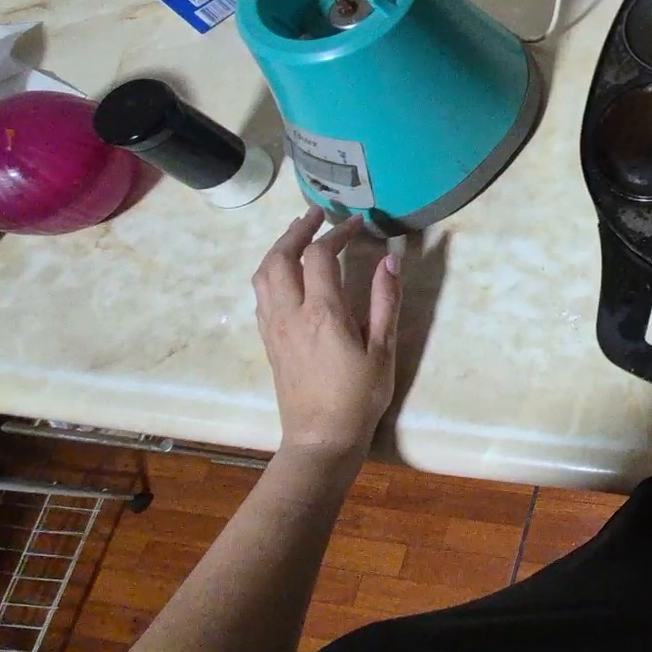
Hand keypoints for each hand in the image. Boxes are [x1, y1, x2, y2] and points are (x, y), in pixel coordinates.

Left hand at [251, 208, 400, 459]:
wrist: (320, 437)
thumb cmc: (360, 394)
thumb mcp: (384, 348)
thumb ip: (385, 300)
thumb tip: (391, 258)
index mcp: (323, 313)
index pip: (322, 256)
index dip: (338, 233)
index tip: (359, 223)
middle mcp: (290, 314)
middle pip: (280, 258)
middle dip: (297, 230)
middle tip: (317, 214)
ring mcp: (274, 328)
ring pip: (263, 275)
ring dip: (278, 248)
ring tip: (298, 234)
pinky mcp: (269, 340)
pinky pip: (261, 295)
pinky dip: (272, 271)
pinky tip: (288, 272)